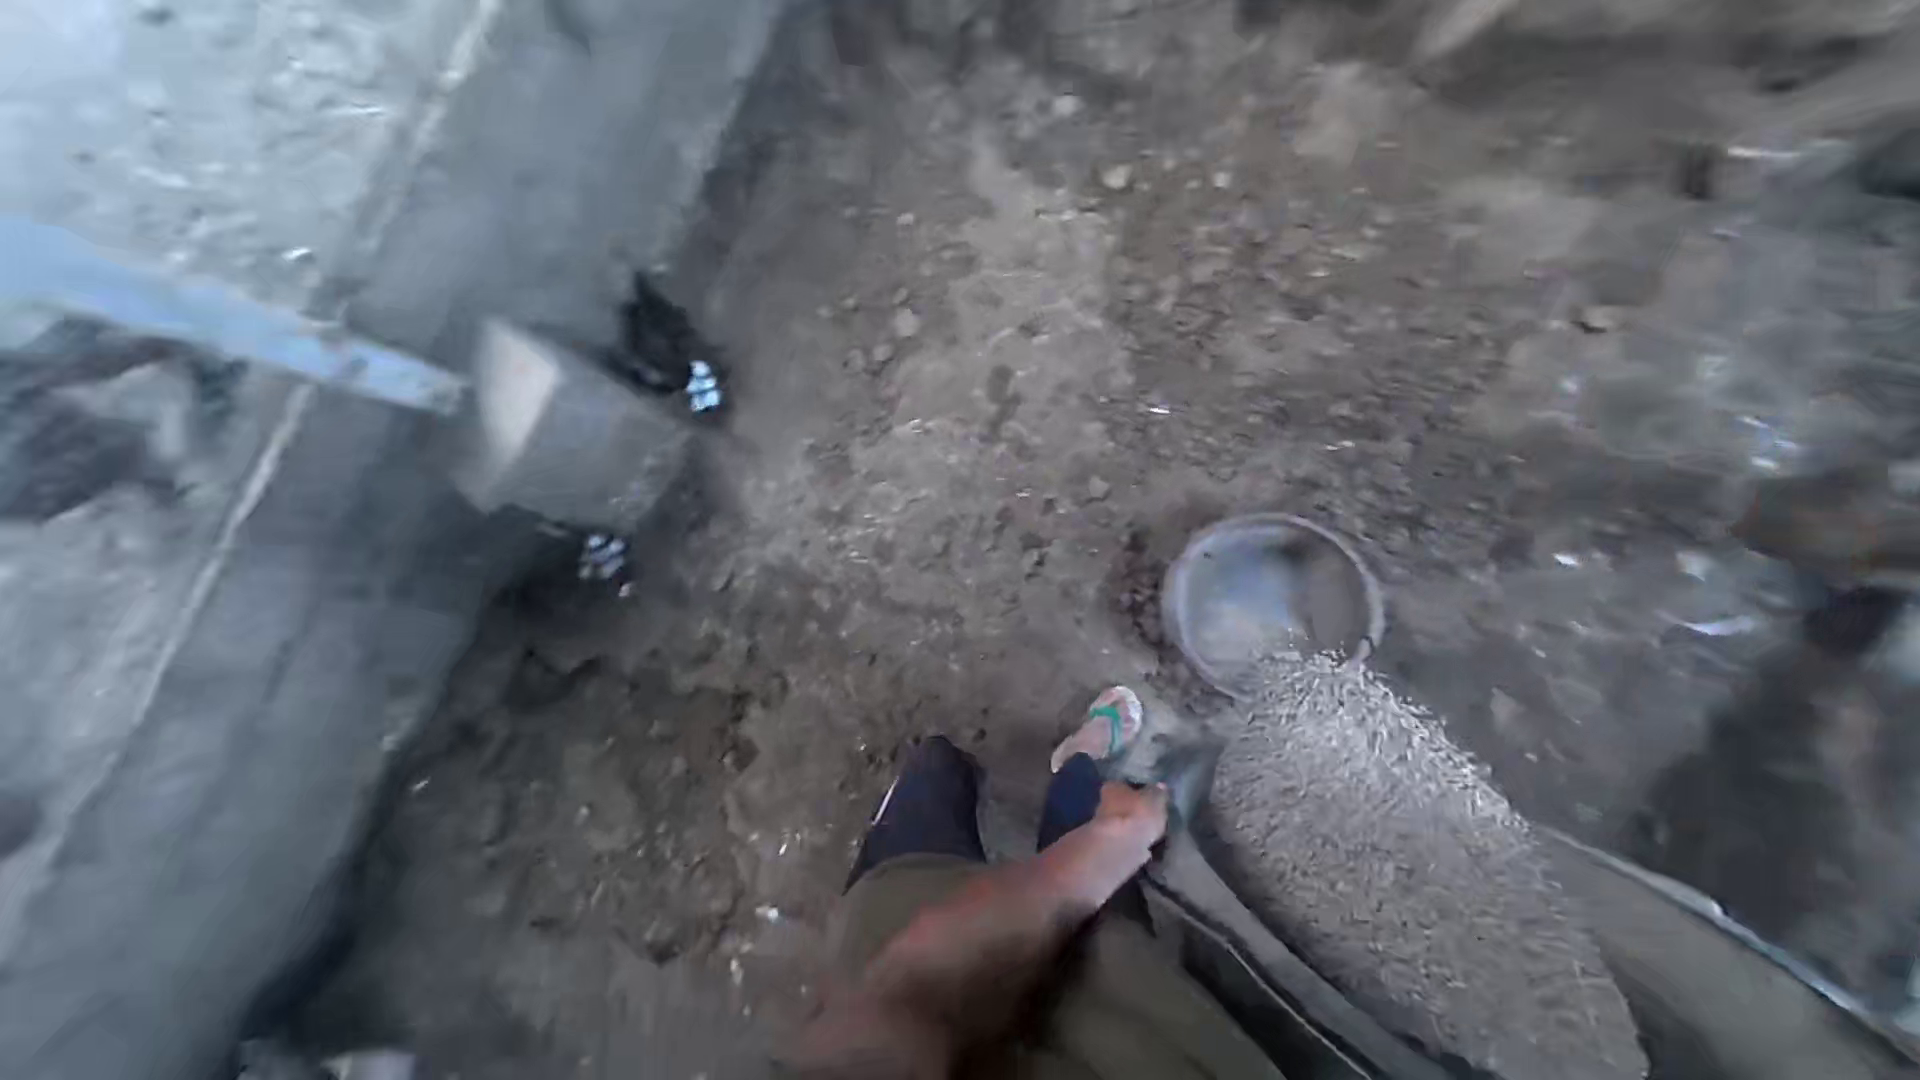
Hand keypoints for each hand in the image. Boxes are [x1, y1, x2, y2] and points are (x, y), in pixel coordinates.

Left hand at [1092, 781, 1168, 852]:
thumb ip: (1158, 792)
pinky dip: (1135, 845)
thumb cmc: (1136, 814)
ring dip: (1135, 830)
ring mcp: (1105, 828)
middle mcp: (1103, 804)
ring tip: (1154, 836)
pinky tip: (1147, 850)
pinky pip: (1126, 843)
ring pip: (1124, 826)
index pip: (1126, 785)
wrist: (1120, 847)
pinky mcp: (1109, 848)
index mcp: (1112, 787)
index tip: (1152, 798)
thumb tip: (1160, 786)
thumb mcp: (1155, 798)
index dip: (1140, 791)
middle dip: (1136, 812)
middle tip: (1155, 818)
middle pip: (1123, 806)